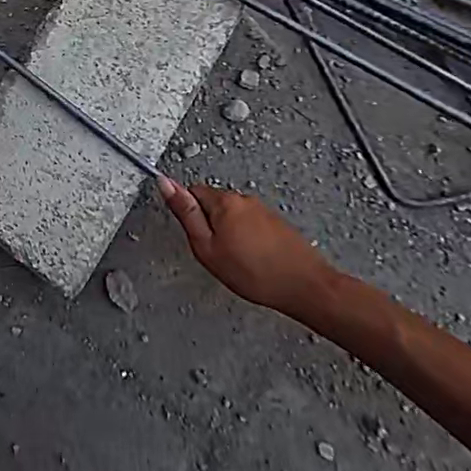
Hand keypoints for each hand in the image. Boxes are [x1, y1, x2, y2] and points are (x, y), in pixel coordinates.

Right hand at [159, 178, 339, 313]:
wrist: (304, 286)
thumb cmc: (255, 272)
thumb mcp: (206, 247)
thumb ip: (185, 213)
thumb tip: (166, 184)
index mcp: (223, 201)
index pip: (192, 191)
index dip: (190, 214)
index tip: (197, 235)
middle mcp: (244, 199)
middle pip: (213, 203)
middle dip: (210, 224)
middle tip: (216, 252)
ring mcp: (262, 210)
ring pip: (233, 215)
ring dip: (230, 232)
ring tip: (238, 260)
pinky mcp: (276, 222)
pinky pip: (251, 225)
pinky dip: (248, 239)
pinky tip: (254, 261)